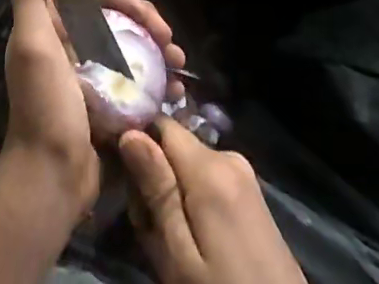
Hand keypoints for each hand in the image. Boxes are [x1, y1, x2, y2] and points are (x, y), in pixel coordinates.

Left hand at [0, 0, 182, 216]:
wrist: (53, 178)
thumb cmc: (45, 107)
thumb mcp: (33, 45)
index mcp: (46, 28)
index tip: (144, 11)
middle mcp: (65, 46)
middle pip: (111, 19)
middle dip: (144, 22)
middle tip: (170, 39)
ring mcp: (87, 76)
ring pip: (126, 48)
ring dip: (155, 50)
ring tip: (179, 63)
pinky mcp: (104, 103)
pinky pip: (133, 80)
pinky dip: (155, 80)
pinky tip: (176, 90)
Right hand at [118, 119, 306, 283]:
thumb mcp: (179, 255)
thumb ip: (156, 190)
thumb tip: (129, 131)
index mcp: (210, 167)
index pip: (159, 123)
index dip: (137, 144)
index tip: (127, 183)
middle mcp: (230, 158)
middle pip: (173, 147)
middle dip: (154, 179)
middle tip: (149, 228)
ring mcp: (245, 177)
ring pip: (187, 165)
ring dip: (172, 194)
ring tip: (170, 242)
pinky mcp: (251, 197)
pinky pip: (207, 181)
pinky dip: (192, 202)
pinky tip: (193, 240)